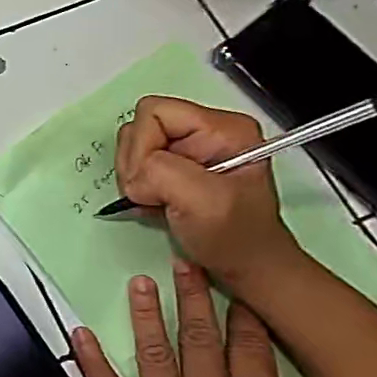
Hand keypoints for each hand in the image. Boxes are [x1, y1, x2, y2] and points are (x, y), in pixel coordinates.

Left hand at [72, 261, 345, 376]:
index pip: (252, 352)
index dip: (244, 318)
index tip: (236, 288)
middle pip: (202, 342)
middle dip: (195, 300)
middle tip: (185, 263)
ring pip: (154, 355)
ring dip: (146, 316)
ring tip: (139, 283)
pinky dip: (92, 361)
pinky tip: (81, 333)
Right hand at [115, 96, 303, 286]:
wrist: (245, 263)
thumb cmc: (233, 235)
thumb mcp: (203, 201)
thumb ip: (160, 172)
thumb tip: (135, 173)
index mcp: (221, 128)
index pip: (153, 113)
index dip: (143, 148)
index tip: (157, 183)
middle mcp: (203, 131)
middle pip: (138, 128)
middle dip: (135, 165)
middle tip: (156, 194)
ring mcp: (187, 148)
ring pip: (131, 145)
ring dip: (133, 177)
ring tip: (157, 199)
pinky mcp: (173, 165)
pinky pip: (133, 163)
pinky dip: (135, 185)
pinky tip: (154, 200)